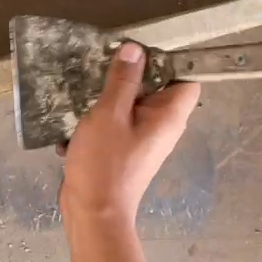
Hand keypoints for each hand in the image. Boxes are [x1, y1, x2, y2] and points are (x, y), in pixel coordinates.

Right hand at [60, 41, 200, 225]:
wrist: (92, 213)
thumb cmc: (104, 163)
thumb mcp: (109, 114)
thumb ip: (122, 81)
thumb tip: (136, 49)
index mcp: (168, 117)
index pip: (186, 80)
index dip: (168, 62)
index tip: (138, 51)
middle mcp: (161, 128)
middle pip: (154, 89)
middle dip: (128, 76)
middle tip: (102, 63)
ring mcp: (142, 141)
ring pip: (130, 106)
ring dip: (108, 98)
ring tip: (83, 87)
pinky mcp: (123, 151)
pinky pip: (115, 124)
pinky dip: (98, 120)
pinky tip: (75, 121)